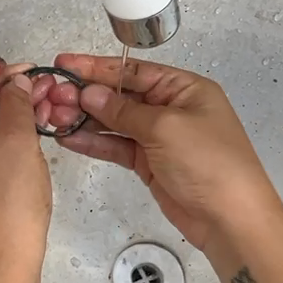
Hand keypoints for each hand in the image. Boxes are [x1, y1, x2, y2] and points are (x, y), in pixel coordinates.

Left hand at [0, 55, 53, 274]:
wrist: (5, 256)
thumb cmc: (7, 197)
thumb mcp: (16, 139)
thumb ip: (16, 101)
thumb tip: (17, 82)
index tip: (5, 68)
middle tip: (36, 81)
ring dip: (9, 104)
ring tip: (45, 100)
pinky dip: (9, 127)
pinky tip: (39, 124)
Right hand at [41, 54, 282, 253]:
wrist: (230, 219)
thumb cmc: (209, 163)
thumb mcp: (164, 127)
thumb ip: (123, 110)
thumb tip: (89, 94)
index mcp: (184, 89)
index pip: (133, 71)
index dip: (97, 67)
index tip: (65, 63)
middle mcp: (170, 109)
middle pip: (119, 95)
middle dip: (86, 95)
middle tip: (53, 96)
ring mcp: (157, 137)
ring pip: (113, 122)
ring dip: (84, 119)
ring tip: (53, 117)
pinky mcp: (147, 163)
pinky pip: (114, 146)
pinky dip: (92, 142)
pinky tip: (68, 138)